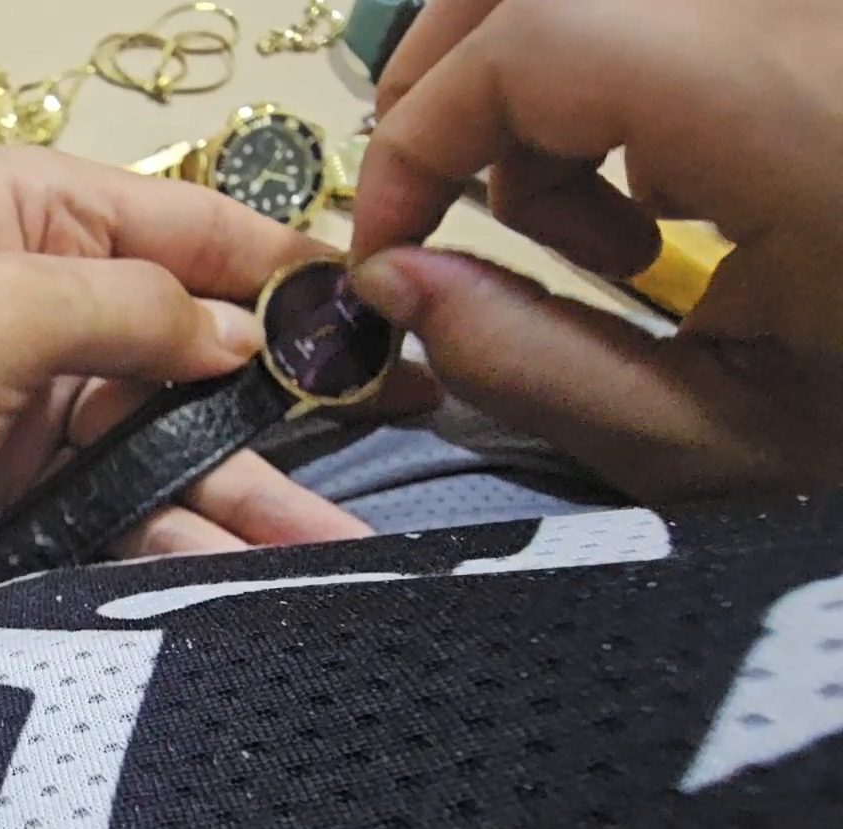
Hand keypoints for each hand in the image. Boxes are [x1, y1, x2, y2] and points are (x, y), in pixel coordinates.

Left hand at [0, 148, 375, 624]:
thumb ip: (125, 315)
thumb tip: (241, 337)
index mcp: (33, 217)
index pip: (188, 228)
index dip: (286, 272)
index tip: (381, 320)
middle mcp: (41, 300)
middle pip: (186, 346)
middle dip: (281, 400)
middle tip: (396, 436)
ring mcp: (29, 397)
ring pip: (156, 439)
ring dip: (239, 490)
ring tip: (334, 544)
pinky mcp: (12, 478)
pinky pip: (110, 500)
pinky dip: (166, 531)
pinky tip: (236, 565)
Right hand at [350, 0, 842, 501]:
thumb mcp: (708, 432)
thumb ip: (517, 357)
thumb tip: (388, 278)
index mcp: (833, 112)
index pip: (538, 39)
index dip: (413, 138)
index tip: (384, 241)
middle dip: (447, 73)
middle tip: (429, 189)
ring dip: (531, 79)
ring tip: (566, 205)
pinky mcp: (836, 34)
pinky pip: (690, 11)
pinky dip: (623, 73)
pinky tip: (664, 177)